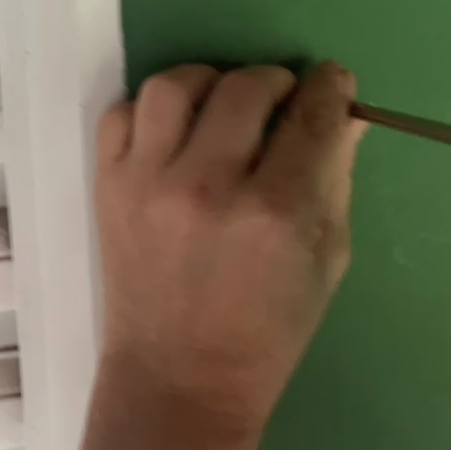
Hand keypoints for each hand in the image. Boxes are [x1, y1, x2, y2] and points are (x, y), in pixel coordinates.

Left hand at [94, 61, 365, 433]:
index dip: (328, 88)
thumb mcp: (324, 259)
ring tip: (222, 102)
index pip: (309, 120)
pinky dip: (151, 109)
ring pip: (172, 86)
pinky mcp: (105, 183)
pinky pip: (121, 114)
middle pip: (242, 89)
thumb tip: (346, 110)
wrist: (176, 371)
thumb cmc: (266, 328)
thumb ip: (334, 177)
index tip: (331, 78)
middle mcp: (204, 185)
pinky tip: (174, 129)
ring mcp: (145, 180)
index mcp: (273, 213)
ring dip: (207, 80)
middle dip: (274, 81)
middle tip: (281, 96)